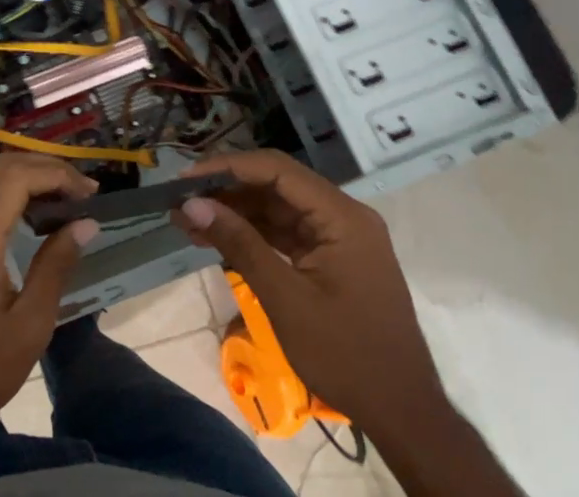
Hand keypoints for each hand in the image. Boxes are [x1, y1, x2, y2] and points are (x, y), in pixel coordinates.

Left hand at [0, 153, 99, 433]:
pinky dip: (9, 196)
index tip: (91, 194)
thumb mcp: (30, 323)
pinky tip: (35, 218)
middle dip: (45, 169)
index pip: (18, 177)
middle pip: (1, 168)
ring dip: (27, 179)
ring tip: (66, 202)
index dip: (58, 174)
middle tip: (83, 193)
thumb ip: (55, 265)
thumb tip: (85, 223)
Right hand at [171, 151, 443, 431]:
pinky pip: (285, 233)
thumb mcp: (285, 297)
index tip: (184, 180)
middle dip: (226, 192)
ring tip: (187, 222)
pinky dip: (251, 234)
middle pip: (276, 186)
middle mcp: (344, 217)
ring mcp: (339, 239)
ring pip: (277, 210)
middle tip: (178, 204)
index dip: (227, 168)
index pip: (277, 170)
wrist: (400, 411)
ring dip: (234, 214)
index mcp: (343, 217)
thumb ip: (239, 244)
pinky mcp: (332, 260)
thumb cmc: (346, 353)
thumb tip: (192, 204)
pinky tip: (216, 240)